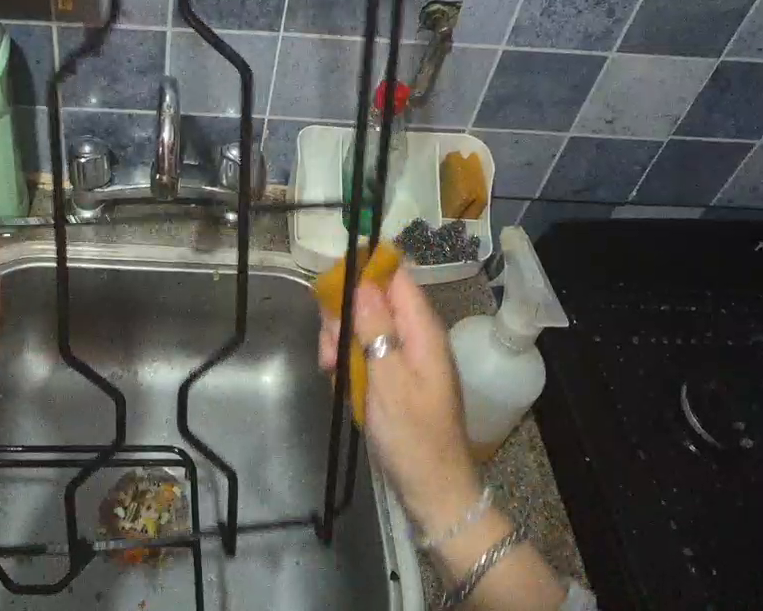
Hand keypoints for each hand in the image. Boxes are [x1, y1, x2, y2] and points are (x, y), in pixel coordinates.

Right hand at [317, 269, 479, 532]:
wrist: (432, 491)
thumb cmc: (413, 436)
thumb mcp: (388, 380)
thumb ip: (375, 328)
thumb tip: (363, 282)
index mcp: (422, 329)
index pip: (395, 276)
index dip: (364, 271)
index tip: (332, 286)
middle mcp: (414, 334)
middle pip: (372, 298)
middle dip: (343, 315)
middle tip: (330, 348)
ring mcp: (404, 354)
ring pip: (362, 324)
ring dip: (340, 341)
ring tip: (331, 370)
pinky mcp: (392, 373)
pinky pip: (364, 350)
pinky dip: (347, 362)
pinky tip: (339, 382)